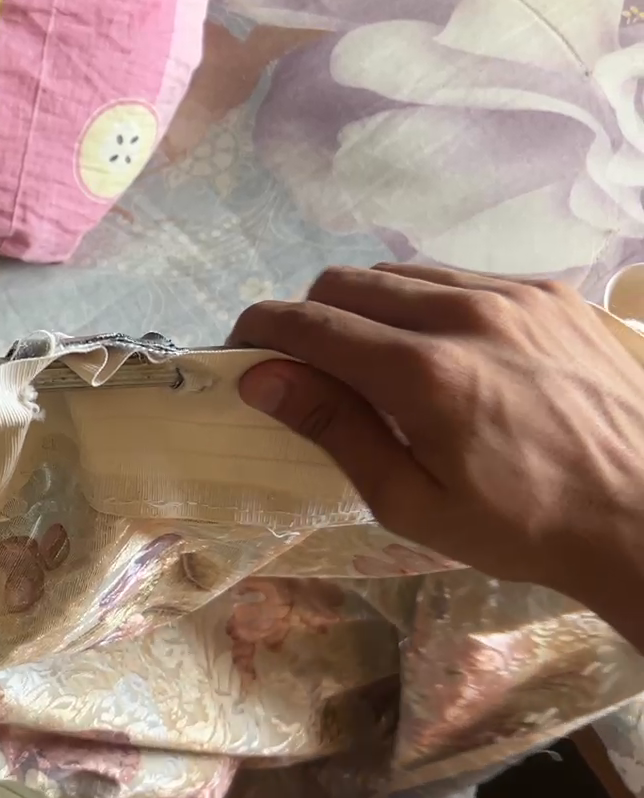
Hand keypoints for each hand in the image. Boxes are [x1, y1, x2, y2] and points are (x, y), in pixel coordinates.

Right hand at [231, 264, 643, 635]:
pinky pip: (454, 277)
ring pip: (396, 273)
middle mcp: (468, 316)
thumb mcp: (406, 499)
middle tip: (304, 365)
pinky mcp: (555, 296)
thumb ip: (331, 427)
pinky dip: (418, 303)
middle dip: (304, 317)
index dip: (256, 331)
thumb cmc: (523, 524)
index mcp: (424, 372)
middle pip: (342, 282)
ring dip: (360, 308)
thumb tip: (258, 378)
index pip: (305, 322)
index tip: (242, 355)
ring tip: (370, 358)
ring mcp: (520, 298)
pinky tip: (435, 349)